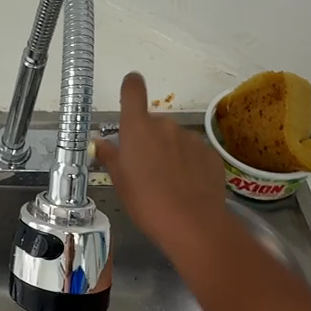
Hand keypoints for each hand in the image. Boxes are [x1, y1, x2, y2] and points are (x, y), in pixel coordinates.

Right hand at [95, 72, 229, 250]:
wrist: (193, 224)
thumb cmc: (146, 201)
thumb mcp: (119, 181)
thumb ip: (109, 156)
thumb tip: (100, 142)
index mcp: (138, 128)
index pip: (133, 91)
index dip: (131, 86)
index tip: (130, 87)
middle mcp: (165, 125)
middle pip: (153, 123)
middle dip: (149, 139)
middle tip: (145, 167)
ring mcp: (191, 138)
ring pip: (174, 139)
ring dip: (169, 152)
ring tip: (168, 182)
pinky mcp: (211, 155)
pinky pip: (194, 154)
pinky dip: (189, 164)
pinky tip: (187, 187)